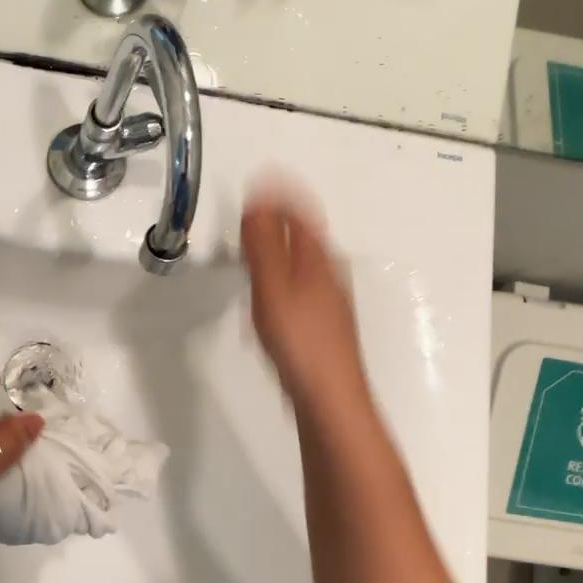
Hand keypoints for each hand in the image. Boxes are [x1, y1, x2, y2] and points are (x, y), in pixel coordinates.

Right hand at [241, 185, 368, 415]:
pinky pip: (297, 289)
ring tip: (255, 248)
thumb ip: (263, 245)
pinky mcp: (319, 327)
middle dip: (278, 219)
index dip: (276, 194)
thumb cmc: (303, 344)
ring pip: (301, 263)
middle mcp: (327, 276)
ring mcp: (326, 303)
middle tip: (254, 210)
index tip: (257, 184)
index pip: (299, 212)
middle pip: (302, 235)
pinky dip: (279, 281)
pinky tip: (267, 300)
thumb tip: (256, 203)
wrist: (329, 397)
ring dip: (278, 251)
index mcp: (318, 260)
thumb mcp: (273, 287)